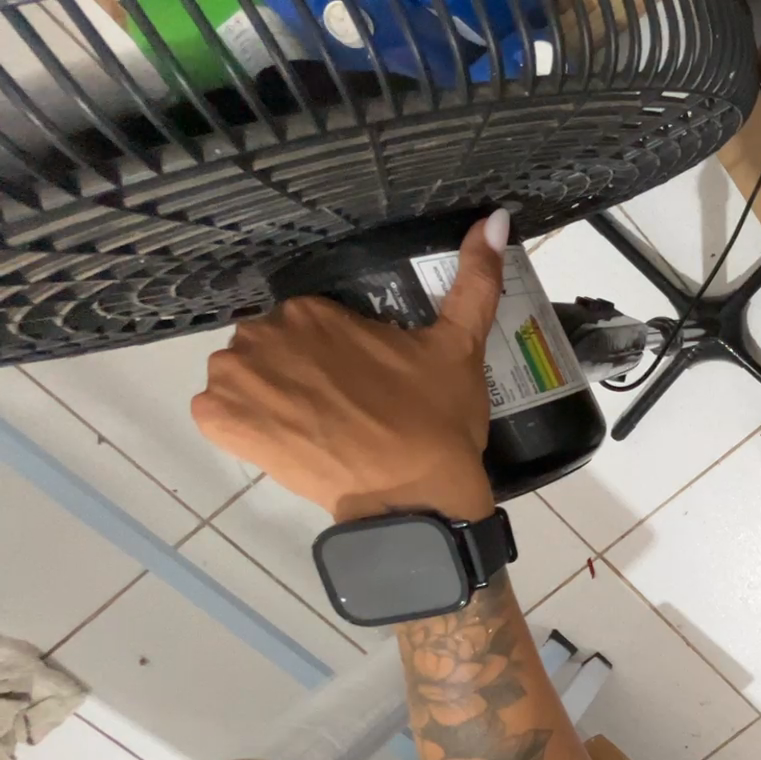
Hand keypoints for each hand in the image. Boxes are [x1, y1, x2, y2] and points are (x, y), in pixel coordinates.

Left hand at [193, 210, 509, 522]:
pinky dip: (256, 426)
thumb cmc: (438, 419)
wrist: (414, 493)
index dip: (354, 355)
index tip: (384, 383)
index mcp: (312, 312)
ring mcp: (231, 380)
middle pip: (283, 349)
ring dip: (283, 397)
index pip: (322, 325)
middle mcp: (257, 334)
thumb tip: (496, 218)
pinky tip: (299, 441)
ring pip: (254, 378)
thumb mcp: (462, 348)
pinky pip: (227, 414)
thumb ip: (476, 283)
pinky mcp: (218, 422)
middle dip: (315, 373)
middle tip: (364, 409)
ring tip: (333, 429)